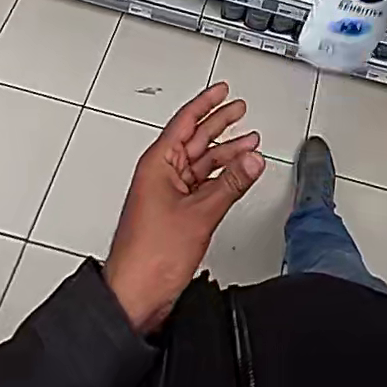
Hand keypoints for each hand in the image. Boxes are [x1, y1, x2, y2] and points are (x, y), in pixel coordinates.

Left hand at [103, 83, 265, 333]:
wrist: (135, 297)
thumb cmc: (148, 257)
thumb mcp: (199, 212)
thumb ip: (231, 182)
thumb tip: (252, 158)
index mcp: (159, 163)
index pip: (186, 120)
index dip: (206, 102)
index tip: (221, 90)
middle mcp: (163, 173)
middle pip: (196, 138)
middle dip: (219, 122)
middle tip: (239, 108)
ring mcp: (170, 192)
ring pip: (203, 161)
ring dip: (226, 152)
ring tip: (249, 141)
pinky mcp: (177, 211)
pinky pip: (204, 183)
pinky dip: (223, 176)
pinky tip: (239, 173)